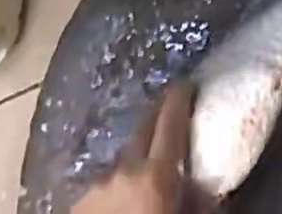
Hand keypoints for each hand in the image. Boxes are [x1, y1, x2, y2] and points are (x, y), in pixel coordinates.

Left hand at [73, 83, 196, 213]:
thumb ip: (197, 196)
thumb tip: (202, 177)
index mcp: (155, 174)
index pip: (171, 120)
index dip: (179, 97)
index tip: (187, 82)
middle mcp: (124, 169)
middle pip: (144, 128)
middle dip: (158, 116)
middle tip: (171, 111)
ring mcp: (97, 184)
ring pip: (123, 157)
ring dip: (136, 157)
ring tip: (144, 169)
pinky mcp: (78, 200)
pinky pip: (104, 180)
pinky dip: (116, 183)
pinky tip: (120, 197)